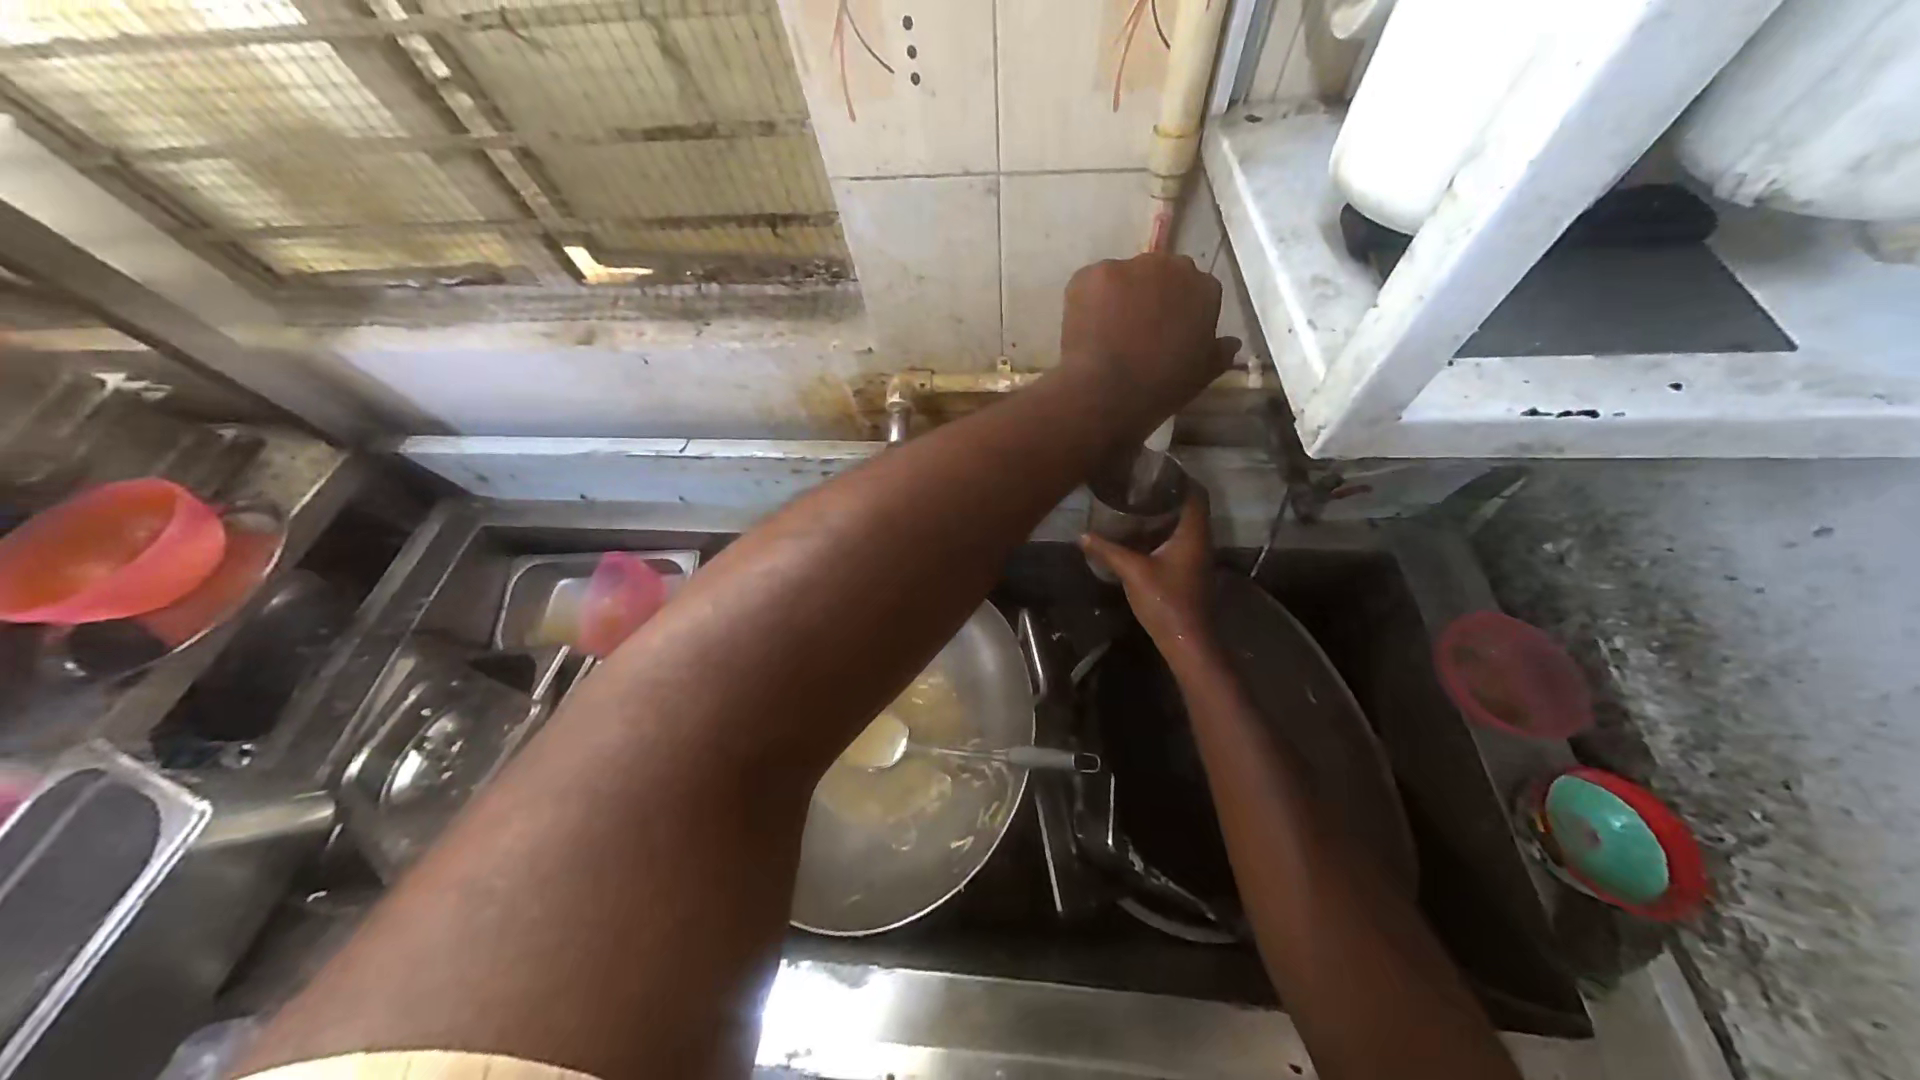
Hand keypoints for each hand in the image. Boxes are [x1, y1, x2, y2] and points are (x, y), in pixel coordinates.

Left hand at [1059, 253, 1239, 439]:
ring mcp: (1126, 266)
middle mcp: (1169, 265)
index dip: (1180, 313)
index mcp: (1203, 287)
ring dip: (1118, 297)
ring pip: (1123, 278)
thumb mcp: (1203, 374)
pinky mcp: (1089, 274)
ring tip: (1106, 332)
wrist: (1107, 391)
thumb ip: (1220, 352)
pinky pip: (1090, 284)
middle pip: (1160, 275)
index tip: (1167, 335)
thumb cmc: (1161, 386)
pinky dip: (1088, 301)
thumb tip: (1231, 342)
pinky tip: (1086, 329)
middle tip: (1136, 332)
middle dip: (1150, 297)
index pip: (1196, 290)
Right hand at [1080, 489, 1214, 656]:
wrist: (1186, 641)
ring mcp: (1196, 557)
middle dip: (1166, 494)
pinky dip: (1161, 533)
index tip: (1154, 468)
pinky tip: (1138, 536)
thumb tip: (1081, 535)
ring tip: (1133, 504)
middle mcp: (1200, 540)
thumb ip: (1108, 550)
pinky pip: (1178, 542)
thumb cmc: (1165, 601)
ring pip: (1183, 526)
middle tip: (1137, 484)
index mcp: (1193, 533)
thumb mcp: (1132, 572)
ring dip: (1163, 514)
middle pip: (1188, 507)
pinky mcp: (1189, 572)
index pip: (1195, 493)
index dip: (1179, 477)